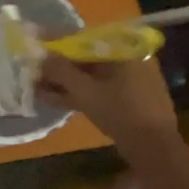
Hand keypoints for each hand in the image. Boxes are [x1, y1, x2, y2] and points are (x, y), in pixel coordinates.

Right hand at [38, 55, 177, 144]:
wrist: (153, 148)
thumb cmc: (120, 112)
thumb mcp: (84, 90)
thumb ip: (60, 70)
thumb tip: (40, 56)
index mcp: (123, 51)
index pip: (84, 39)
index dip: (57, 42)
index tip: (36, 44)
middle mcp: (127, 61)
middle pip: (85, 58)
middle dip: (58, 65)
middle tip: (34, 69)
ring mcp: (128, 82)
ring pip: (89, 76)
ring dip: (64, 81)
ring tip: (37, 87)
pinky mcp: (125, 100)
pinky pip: (97, 90)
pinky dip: (77, 93)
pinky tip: (54, 99)